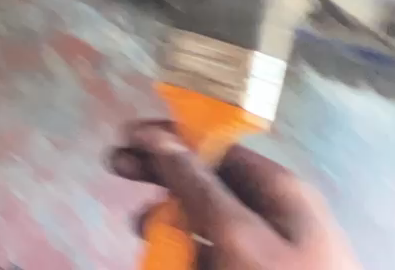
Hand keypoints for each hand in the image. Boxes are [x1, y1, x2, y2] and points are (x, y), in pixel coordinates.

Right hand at [110, 121, 362, 269]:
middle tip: (115, 168)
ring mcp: (271, 250)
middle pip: (206, 178)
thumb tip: (158, 136)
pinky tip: (167, 260)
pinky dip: (189, 253)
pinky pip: (217, 255)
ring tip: (139, 231)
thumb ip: (195, 183)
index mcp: (279, 190)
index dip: (169, 136)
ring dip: (170, 219)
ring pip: (207, 219)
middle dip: (160, 174)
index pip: (215, 144)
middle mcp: (276, 212)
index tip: (126, 137)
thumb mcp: (236, 235)